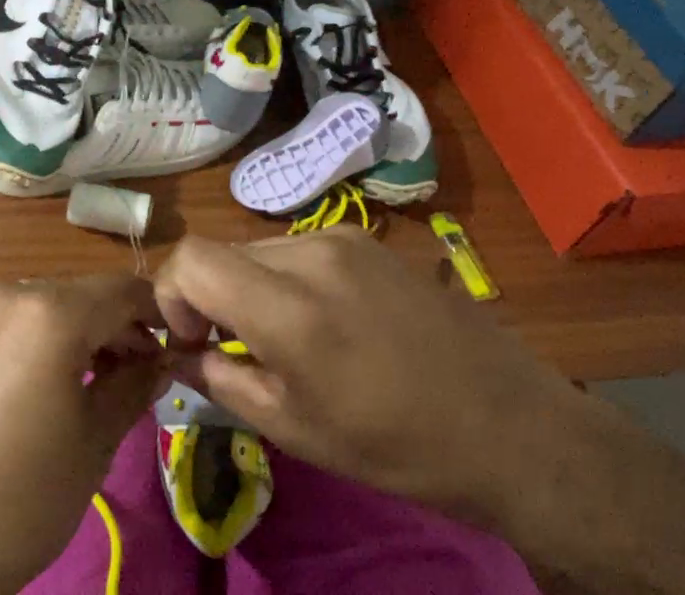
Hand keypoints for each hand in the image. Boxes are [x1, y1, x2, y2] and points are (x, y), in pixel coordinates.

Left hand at [0, 275, 164, 594]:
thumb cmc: (25, 495)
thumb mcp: (96, 440)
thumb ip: (135, 384)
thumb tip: (162, 360)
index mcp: (48, 312)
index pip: (122, 290)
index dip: (157, 314)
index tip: (176, 346)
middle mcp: (4, 293)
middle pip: (79, 295)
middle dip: (114, 327)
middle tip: (136, 374)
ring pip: (41, 306)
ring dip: (74, 333)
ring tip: (90, 383)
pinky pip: (6, 322)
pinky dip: (34, 340)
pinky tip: (39, 385)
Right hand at [154, 225, 595, 523]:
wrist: (512, 427)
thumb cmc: (397, 445)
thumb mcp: (295, 429)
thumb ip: (221, 381)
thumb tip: (181, 355)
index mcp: (288, 306)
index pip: (191, 258)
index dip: (173, 297)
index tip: (197, 342)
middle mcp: (312, 253)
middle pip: (223, 253)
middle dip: (212, 298)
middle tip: (237, 352)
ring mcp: (346, 239)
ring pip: (261, 250)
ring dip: (251, 289)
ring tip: (288, 342)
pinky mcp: (371, 241)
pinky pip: (301, 249)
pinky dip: (289, 280)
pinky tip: (329, 324)